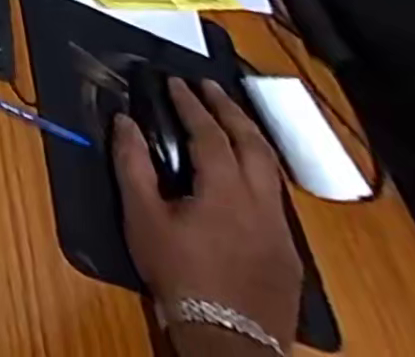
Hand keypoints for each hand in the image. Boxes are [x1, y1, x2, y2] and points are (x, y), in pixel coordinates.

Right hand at [113, 78, 301, 349]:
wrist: (227, 338)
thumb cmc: (176, 270)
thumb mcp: (142, 215)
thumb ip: (132, 164)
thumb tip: (125, 123)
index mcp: (227, 192)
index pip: (211, 135)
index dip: (193, 106)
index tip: (176, 83)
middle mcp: (262, 204)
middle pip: (253, 146)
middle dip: (230, 111)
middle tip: (209, 87)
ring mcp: (282, 230)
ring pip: (272, 170)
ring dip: (249, 137)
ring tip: (228, 117)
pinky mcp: (288, 251)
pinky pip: (275, 195)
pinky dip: (257, 167)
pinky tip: (242, 171)